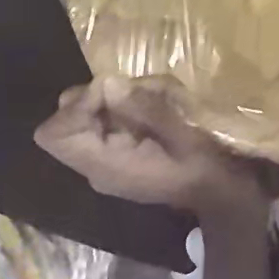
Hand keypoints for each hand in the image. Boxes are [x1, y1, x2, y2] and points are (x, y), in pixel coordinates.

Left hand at [34, 77, 271, 222]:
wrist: (223, 196)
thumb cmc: (206, 169)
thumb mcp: (184, 136)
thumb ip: (146, 110)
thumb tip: (107, 82)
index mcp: (106, 166)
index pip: (55, 135)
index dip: (76, 107)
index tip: (112, 92)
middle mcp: (98, 163)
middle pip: (68, 116)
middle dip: (100, 94)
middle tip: (139, 90)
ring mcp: (108, 156)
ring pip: (91, 110)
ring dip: (123, 95)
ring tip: (163, 96)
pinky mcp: (122, 149)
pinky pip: (111, 117)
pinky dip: (133, 104)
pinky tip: (164, 105)